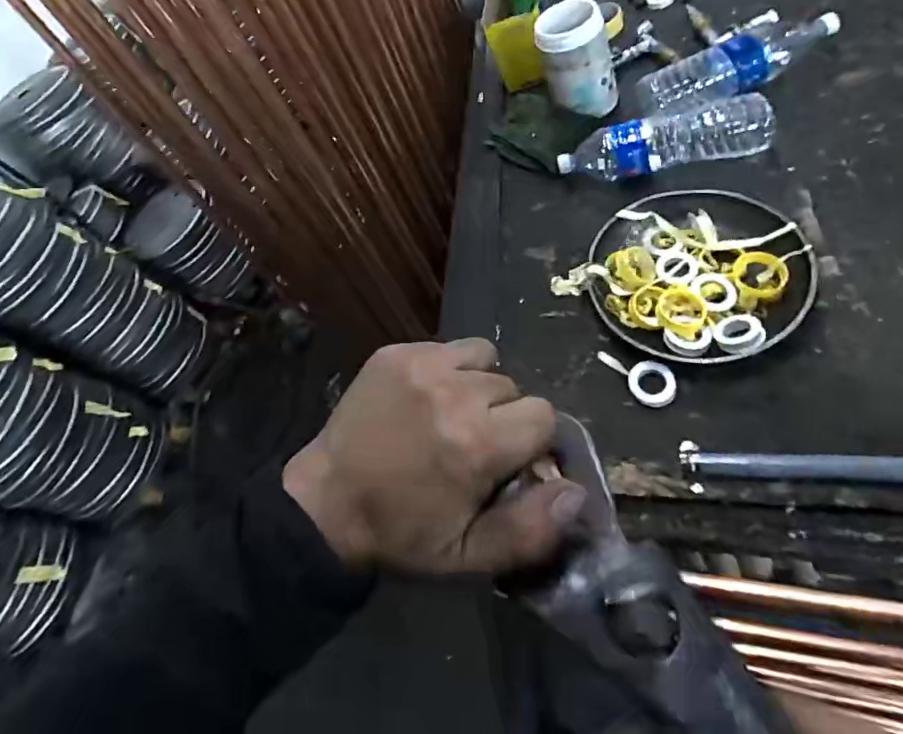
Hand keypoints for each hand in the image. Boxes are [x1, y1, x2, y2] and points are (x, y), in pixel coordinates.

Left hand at [282, 338, 585, 574]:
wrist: (324, 502)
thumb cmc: (402, 533)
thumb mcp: (468, 555)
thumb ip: (531, 529)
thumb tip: (577, 490)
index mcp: (477, 443)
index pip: (544, 416)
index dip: (532, 442)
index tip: (508, 462)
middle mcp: (455, 392)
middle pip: (514, 389)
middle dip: (505, 417)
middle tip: (473, 446)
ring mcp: (422, 364)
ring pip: (487, 361)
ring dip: (481, 387)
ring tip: (452, 415)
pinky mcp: (397, 351)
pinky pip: (451, 347)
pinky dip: (452, 369)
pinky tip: (428, 397)